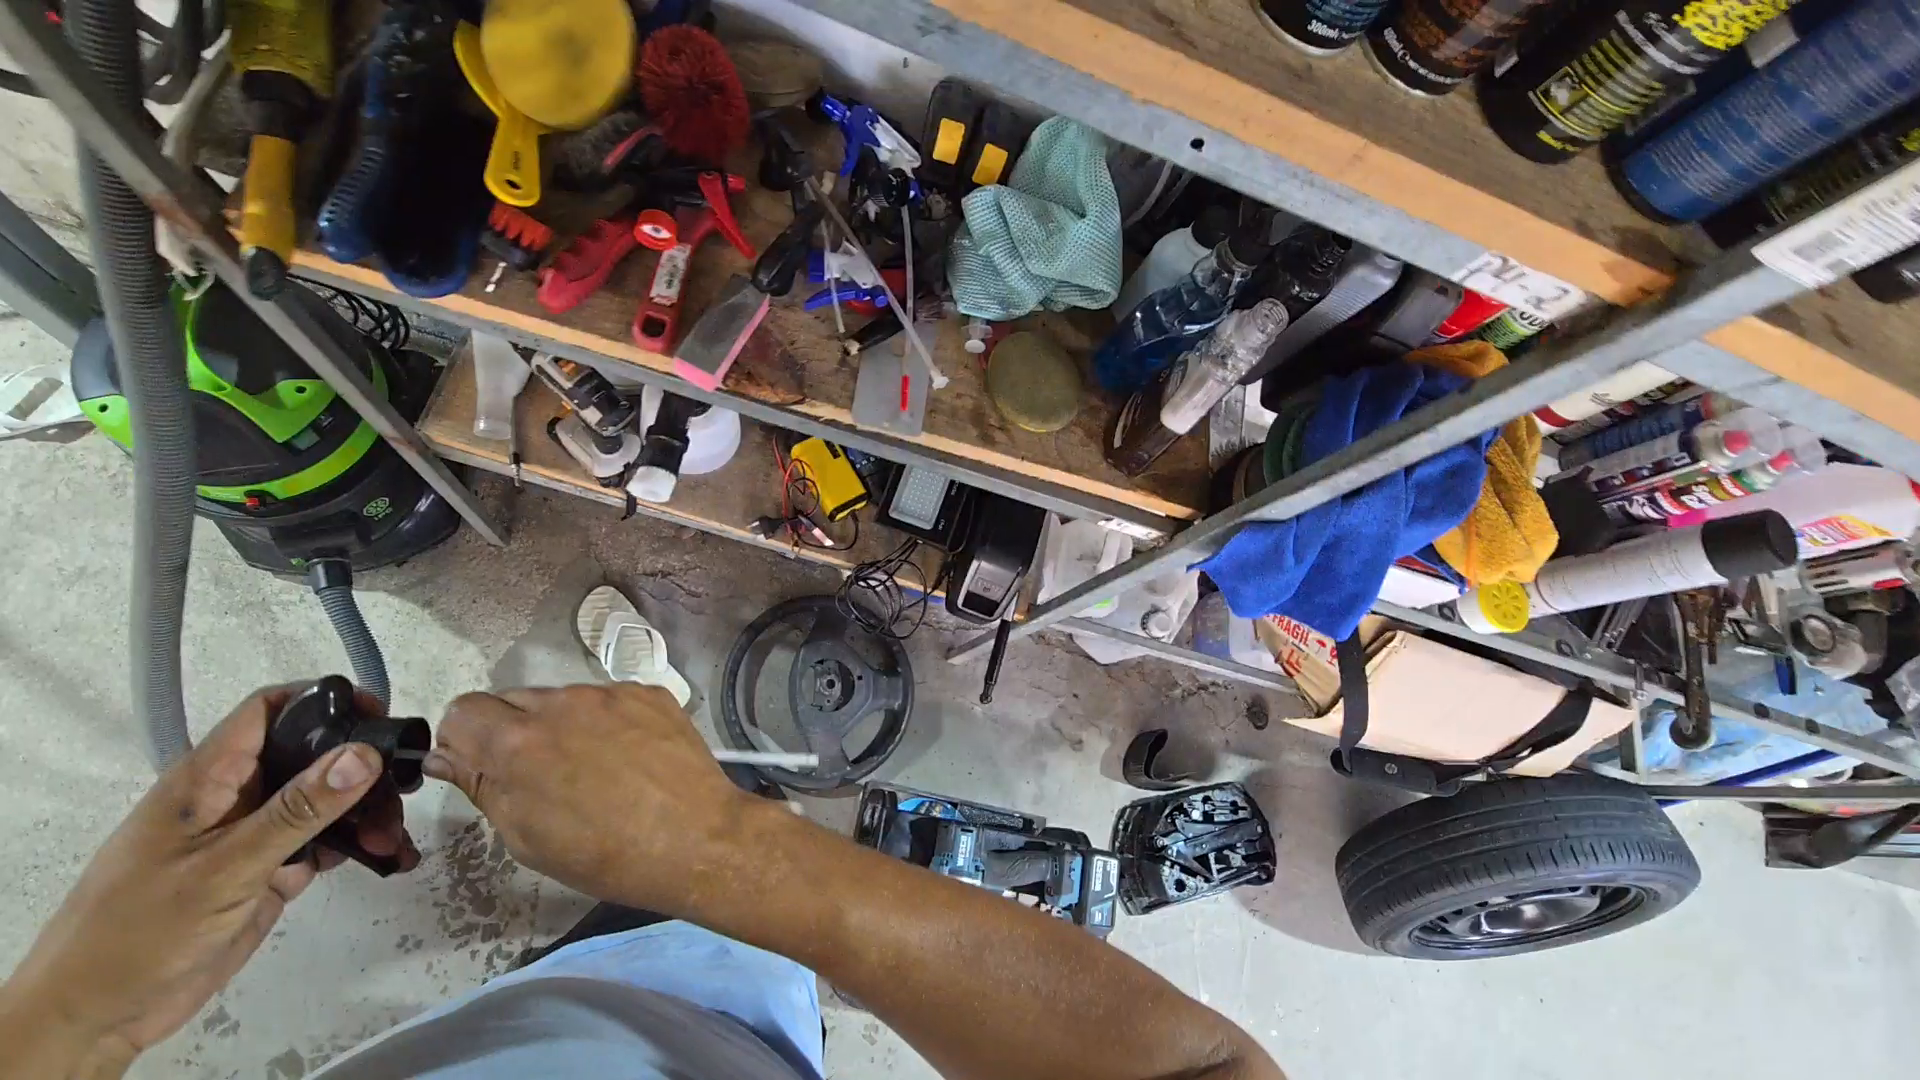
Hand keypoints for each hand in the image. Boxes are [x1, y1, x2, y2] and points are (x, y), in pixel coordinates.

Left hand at [0, 684, 417, 1071]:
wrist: (94, 1019)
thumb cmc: (140, 932)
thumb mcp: (225, 868)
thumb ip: (297, 811)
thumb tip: (363, 755)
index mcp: (208, 780)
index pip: (268, 711)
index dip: (322, 699)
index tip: (379, 714)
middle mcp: (235, 797)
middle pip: (311, 756)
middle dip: (362, 768)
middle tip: (402, 788)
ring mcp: (253, 834)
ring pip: (325, 801)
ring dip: (366, 813)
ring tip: (391, 838)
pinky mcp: (268, 869)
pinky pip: (324, 842)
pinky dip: (356, 844)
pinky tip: (384, 857)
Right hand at [424, 684, 763, 914]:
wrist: (696, 837)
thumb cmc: (603, 854)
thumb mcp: (526, 836)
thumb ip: (483, 786)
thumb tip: (449, 756)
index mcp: (518, 742)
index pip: (465, 710)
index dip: (466, 738)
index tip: (481, 765)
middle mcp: (563, 703)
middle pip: (515, 701)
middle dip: (514, 732)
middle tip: (542, 775)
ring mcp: (612, 693)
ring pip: (566, 699)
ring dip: (564, 725)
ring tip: (595, 769)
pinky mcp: (651, 693)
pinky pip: (611, 699)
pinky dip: (608, 721)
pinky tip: (630, 756)